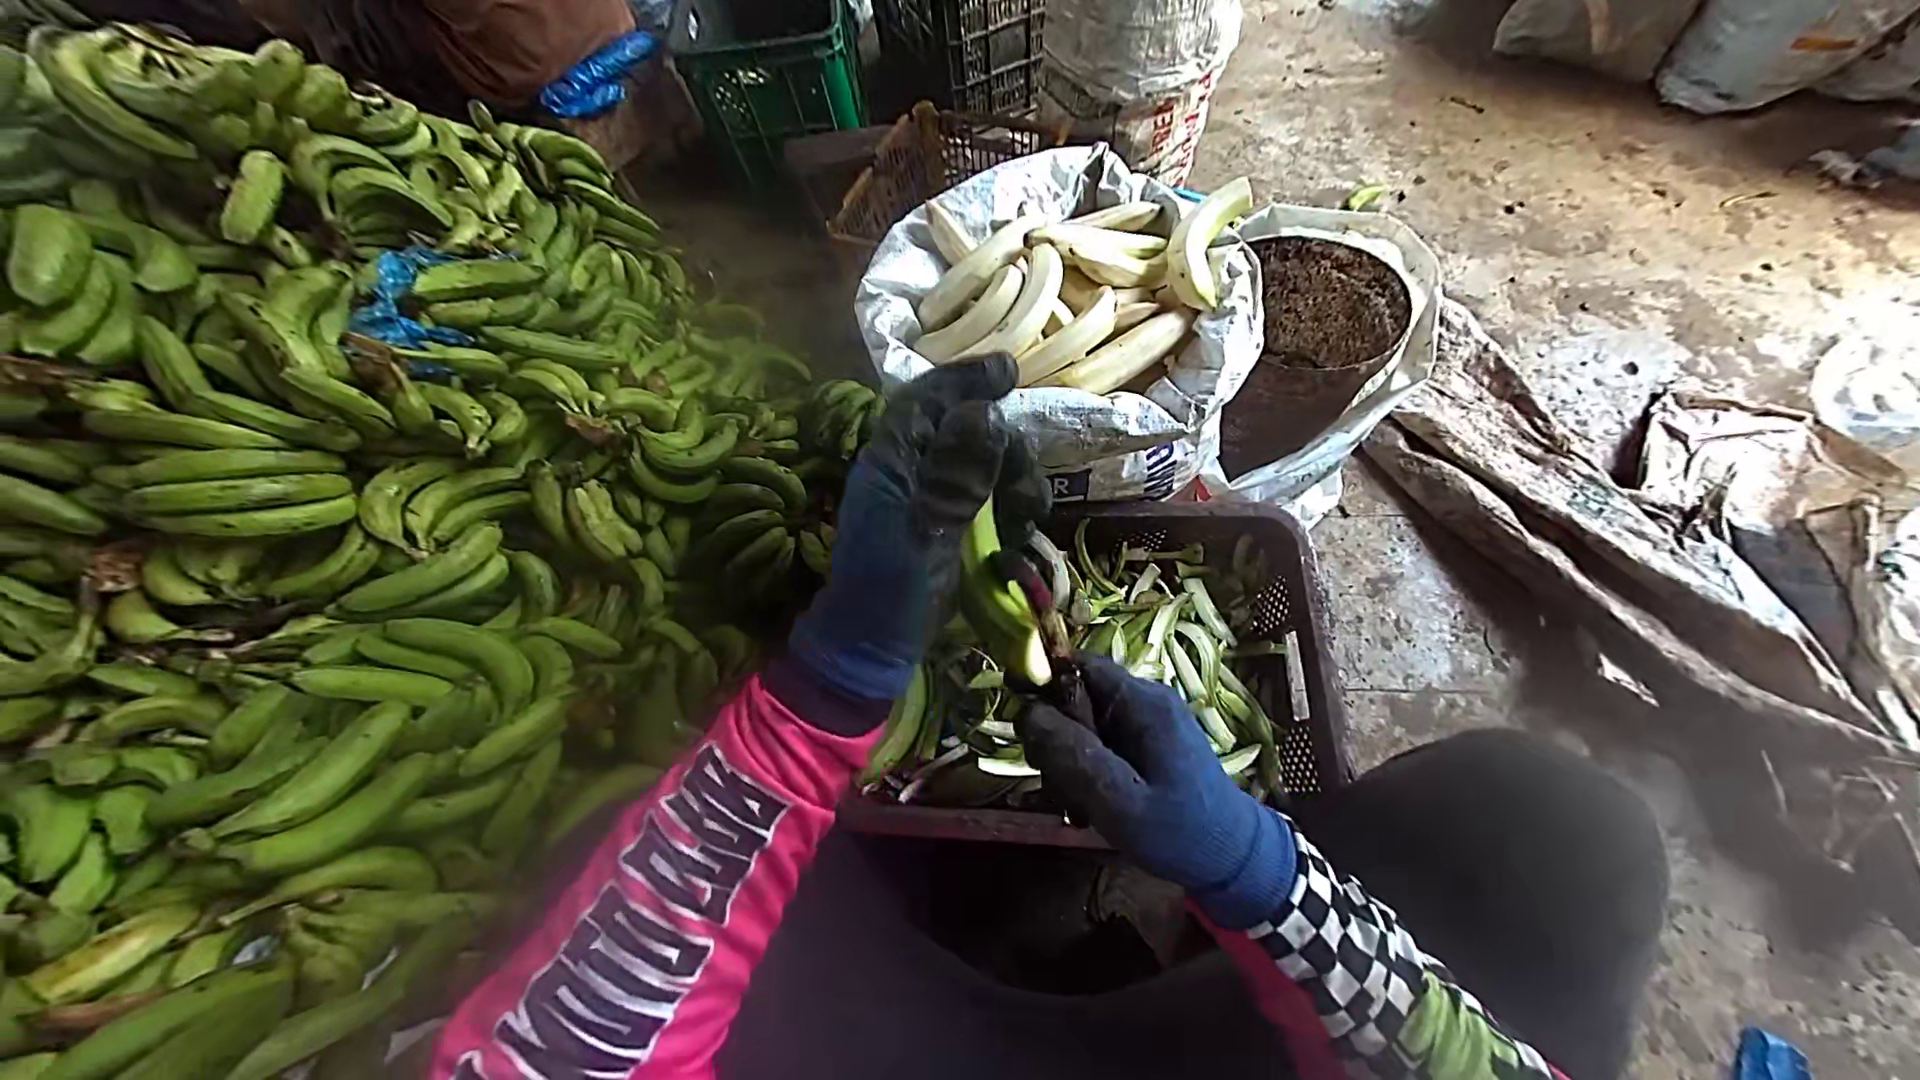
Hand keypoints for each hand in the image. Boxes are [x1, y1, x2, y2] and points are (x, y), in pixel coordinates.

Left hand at [787, 355, 1048, 706]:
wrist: (875, 646)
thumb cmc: (887, 591)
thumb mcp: (923, 533)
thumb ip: (953, 477)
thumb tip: (987, 414)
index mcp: (893, 462)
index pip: (927, 401)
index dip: (965, 380)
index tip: (1009, 371)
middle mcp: (914, 470)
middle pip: (971, 433)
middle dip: (1007, 456)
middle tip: (1025, 499)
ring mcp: (935, 497)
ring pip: (988, 466)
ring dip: (1016, 487)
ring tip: (1024, 524)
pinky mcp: (952, 524)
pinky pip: (992, 500)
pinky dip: (1011, 514)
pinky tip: (1017, 540)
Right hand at [1019, 655, 1294, 928]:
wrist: (1235, 859)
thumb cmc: (1181, 833)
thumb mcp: (1121, 801)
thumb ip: (1074, 755)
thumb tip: (1026, 711)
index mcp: (1142, 702)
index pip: (1079, 665)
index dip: (1044, 683)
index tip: (1025, 724)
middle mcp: (1144, 699)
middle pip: (1076, 694)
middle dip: (1055, 732)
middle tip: (1054, 780)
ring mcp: (1146, 719)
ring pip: (1083, 718)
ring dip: (1068, 753)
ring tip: (1074, 799)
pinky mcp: (1146, 739)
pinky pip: (1100, 737)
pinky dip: (1085, 762)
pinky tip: (1088, 798)